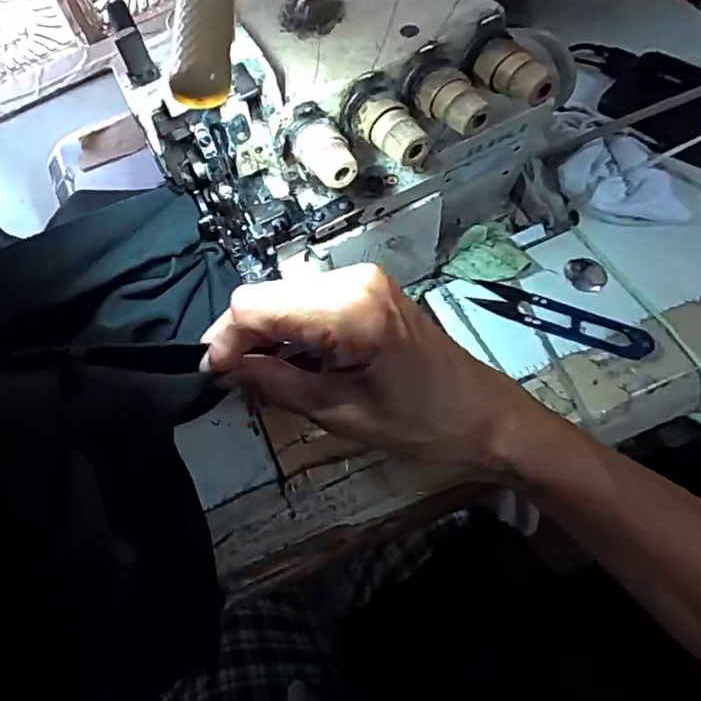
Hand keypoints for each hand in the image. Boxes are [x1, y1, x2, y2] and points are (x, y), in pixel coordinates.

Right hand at [200, 264, 559, 474]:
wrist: (485, 413)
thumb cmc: (422, 423)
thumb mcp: (339, 413)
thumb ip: (274, 383)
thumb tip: (224, 366)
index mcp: (350, 309)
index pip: (257, 305)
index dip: (226, 337)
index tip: (214, 373)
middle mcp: (351, 278)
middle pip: (264, 295)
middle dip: (240, 335)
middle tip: (230, 376)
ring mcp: (358, 277)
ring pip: (279, 294)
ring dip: (261, 331)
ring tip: (258, 372)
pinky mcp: (361, 285)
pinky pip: (303, 298)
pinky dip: (286, 326)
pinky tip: (287, 356)